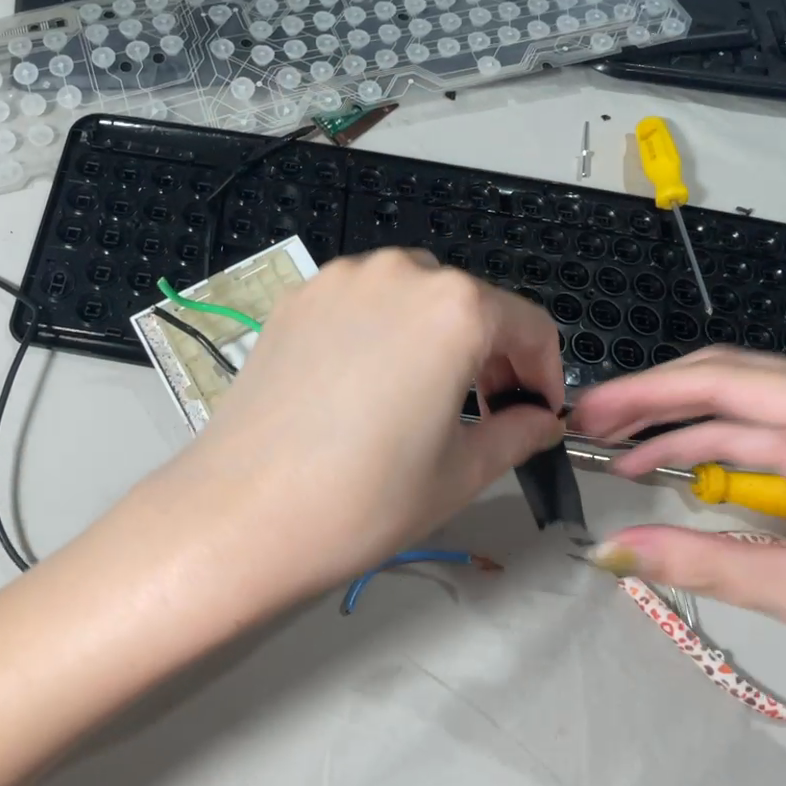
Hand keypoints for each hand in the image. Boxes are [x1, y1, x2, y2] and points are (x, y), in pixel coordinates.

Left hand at [141, 249, 565, 601]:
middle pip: (468, 302)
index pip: (528, 324)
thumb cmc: (363, 498)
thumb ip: (516, 432)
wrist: (242, 511)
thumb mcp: (461, 472)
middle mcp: (397, 274)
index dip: (542, 371)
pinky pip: (360, 303)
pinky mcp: (294, 299)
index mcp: (454, 307)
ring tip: (424, 396)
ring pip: (412, 296)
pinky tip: (366, 384)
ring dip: (434, 335)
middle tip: (485, 411)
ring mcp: (337, 281)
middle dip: (489, 352)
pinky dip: (381, 331)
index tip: (534, 411)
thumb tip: (538, 420)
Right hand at [569, 347, 785, 706]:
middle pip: (729, 380)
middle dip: (652, 399)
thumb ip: (703, 564)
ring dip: (671, 423)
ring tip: (606, 441)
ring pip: (736, 406)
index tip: (587, 408)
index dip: (648, 391)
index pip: (730, 382)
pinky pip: (755, 438)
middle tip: (586, 420)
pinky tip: (656, 464)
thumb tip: (608, 552)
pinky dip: (703, 449)